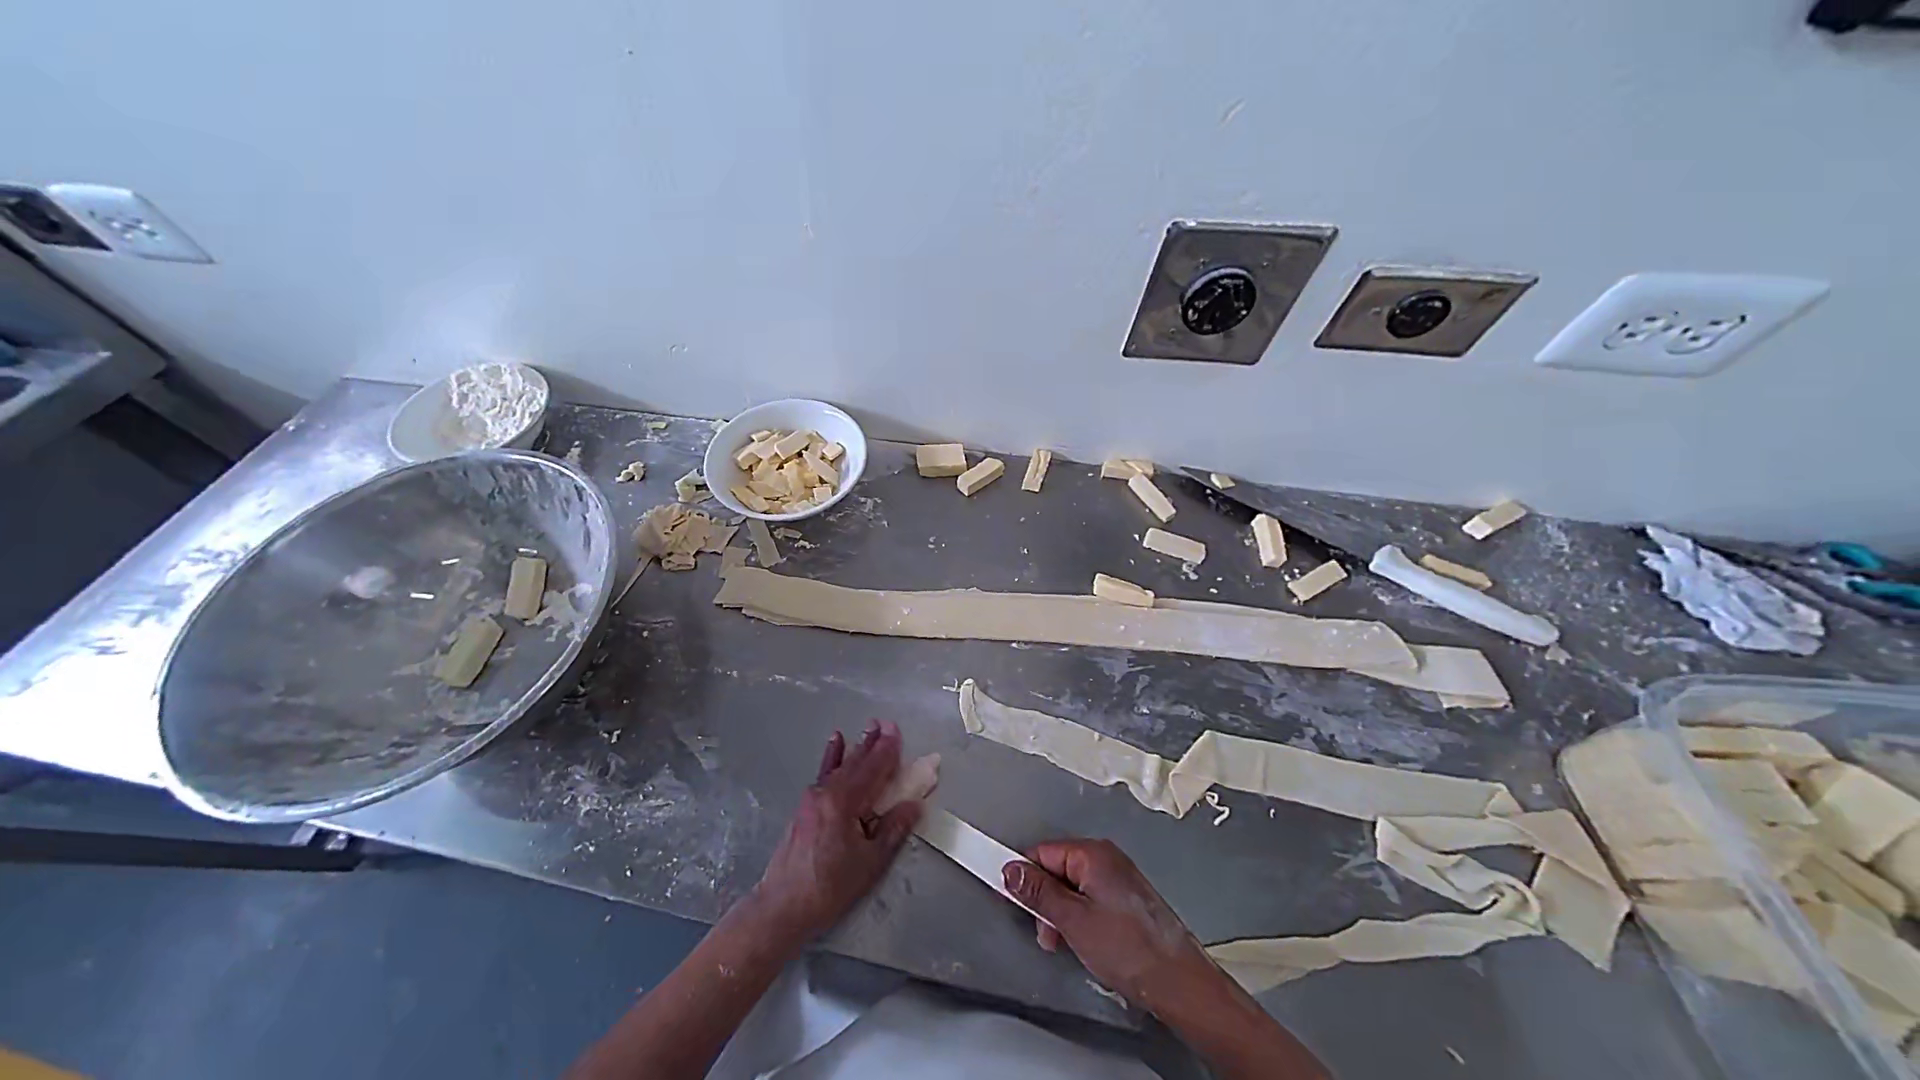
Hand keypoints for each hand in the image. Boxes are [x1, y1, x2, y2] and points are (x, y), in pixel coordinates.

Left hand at [751, 720, 921, 941]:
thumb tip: (913, 805)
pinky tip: (836, 743)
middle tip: (887, 724)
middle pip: (856, 762)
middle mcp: (826, 792)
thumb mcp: (870, 863)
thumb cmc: (829, 888)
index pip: (872, 770)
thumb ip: (893, 830)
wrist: (782, 906)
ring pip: (841, 766)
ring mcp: (812, 798)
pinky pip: (825, 774)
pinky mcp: (805, 807)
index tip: (898, 732)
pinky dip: (833, 758)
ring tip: (869, 729)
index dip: (888, 751)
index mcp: (844, 802)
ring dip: (858, 749)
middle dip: (873, 743)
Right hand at [1002, 838, 1219, 1010]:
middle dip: (1045, 900)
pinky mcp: (1125, 899)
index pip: (1043, 852)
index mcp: (1093, 854)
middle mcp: (1106, 859)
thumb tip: (1011, 870)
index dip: (1024, 876)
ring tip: (1065, 943)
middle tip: (1046, 932)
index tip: (1012, 899)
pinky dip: (1079, 918)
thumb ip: (1038, 893)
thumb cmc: (1128, 948)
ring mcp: (1118, 878)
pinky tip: (1084, 942)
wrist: (1178, 982)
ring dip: (1060, 914)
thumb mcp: (1072, 920)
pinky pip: (1089, 898)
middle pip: (1057, 869)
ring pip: (1072, 887)